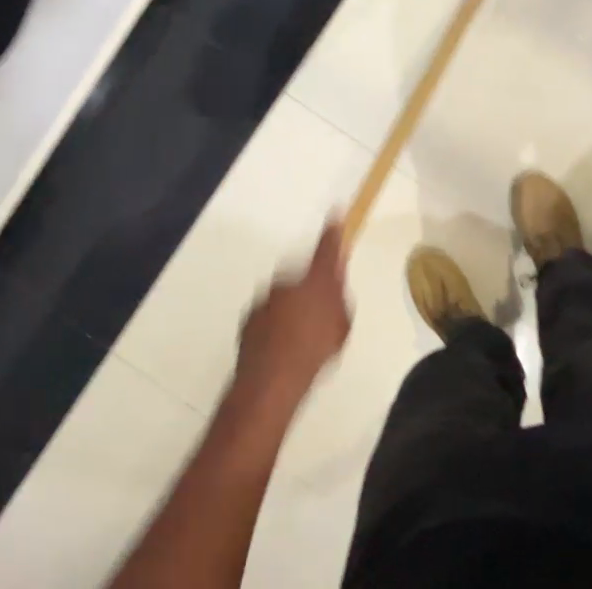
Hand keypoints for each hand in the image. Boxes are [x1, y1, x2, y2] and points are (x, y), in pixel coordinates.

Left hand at [236, 220, 351, 397]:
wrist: (271, 379)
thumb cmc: (315, 351)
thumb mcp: (341, 325)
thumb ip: (338, 297)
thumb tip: (335, 282)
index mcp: (316, 281)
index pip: (327, 249)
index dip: (332, 231)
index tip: (335, 212)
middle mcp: (288, 282)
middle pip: (303, 278)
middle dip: (310, 292)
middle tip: (320, 321)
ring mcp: (265, 299)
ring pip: (284, 299)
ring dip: (292, 312)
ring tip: (301, 343)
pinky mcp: (250, 318)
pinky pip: (269, 317)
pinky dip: (276, 327)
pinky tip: (283, 349)